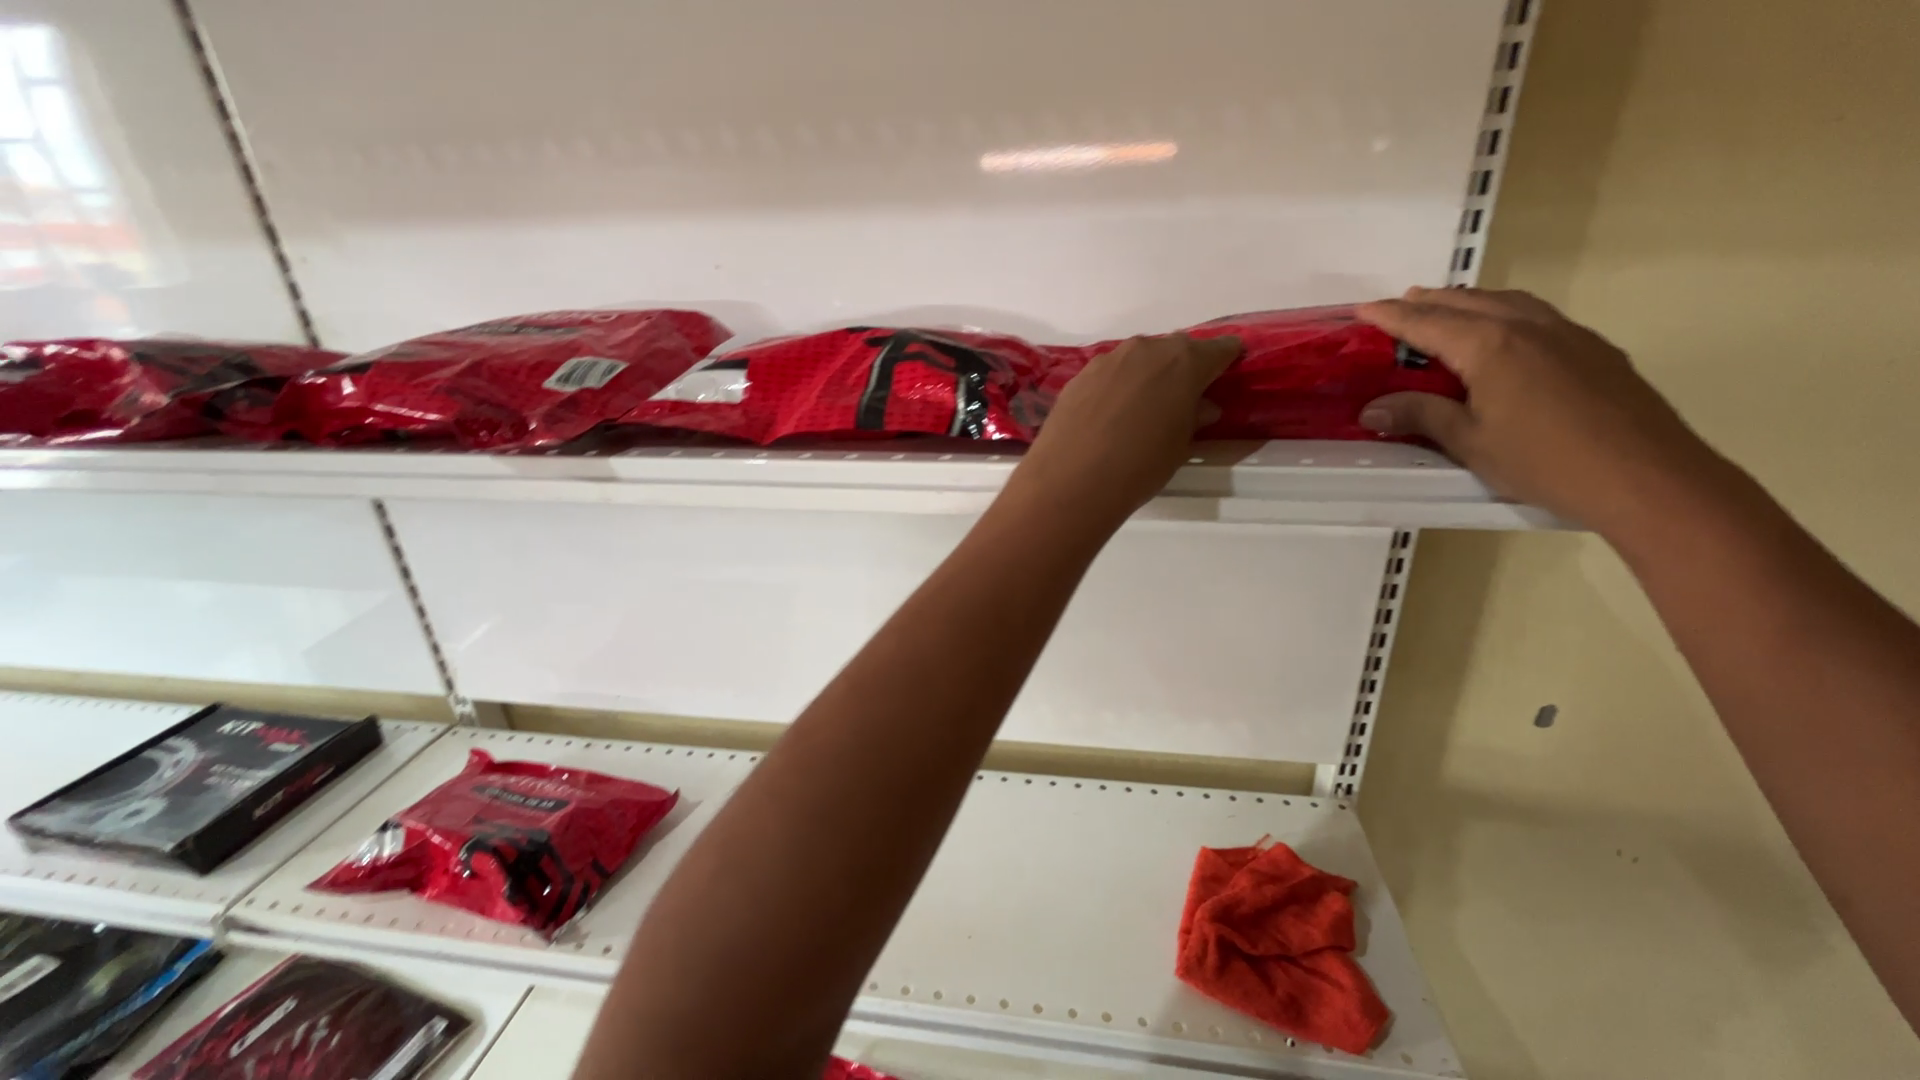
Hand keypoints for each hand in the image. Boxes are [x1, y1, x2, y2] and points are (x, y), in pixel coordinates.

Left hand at [1008, 333, 1242, 528]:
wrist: (1074, 477)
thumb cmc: (1142, 463)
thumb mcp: (1181, 446)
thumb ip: (1195, 418)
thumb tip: (1202, 407)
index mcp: (1184, 361)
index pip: (1217, 350)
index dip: (1226, 358)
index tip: (1229, 367)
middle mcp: (1147, 349)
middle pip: (1175, 350)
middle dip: (1184, 367)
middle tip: (1186, 393)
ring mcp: (1110, 359)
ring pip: (1139, 359)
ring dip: (1147, 375)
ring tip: (1147, 404)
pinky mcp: (1080, 375)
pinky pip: (1111, 374)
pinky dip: (1118, 386)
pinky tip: (1114, 412)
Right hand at [1357, 287, 1724, 532]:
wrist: (1646, 477)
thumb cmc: (1546, 462)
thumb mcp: (1472, 443)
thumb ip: (1422, 416)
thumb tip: (1372, 408)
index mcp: (1489, 345)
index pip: (1426, 322)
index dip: (1390, 316)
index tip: (1361, 310)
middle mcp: (1527, 325)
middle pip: (1467, 302)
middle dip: (1428, 302)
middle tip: (1398, 307)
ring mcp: (1567, 333)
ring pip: (1507, 302)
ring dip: (1469, 302)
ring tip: (1447, 311)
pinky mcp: (1594, 349)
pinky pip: (1537, 315)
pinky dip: (1505, 313)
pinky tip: (1504, 335)